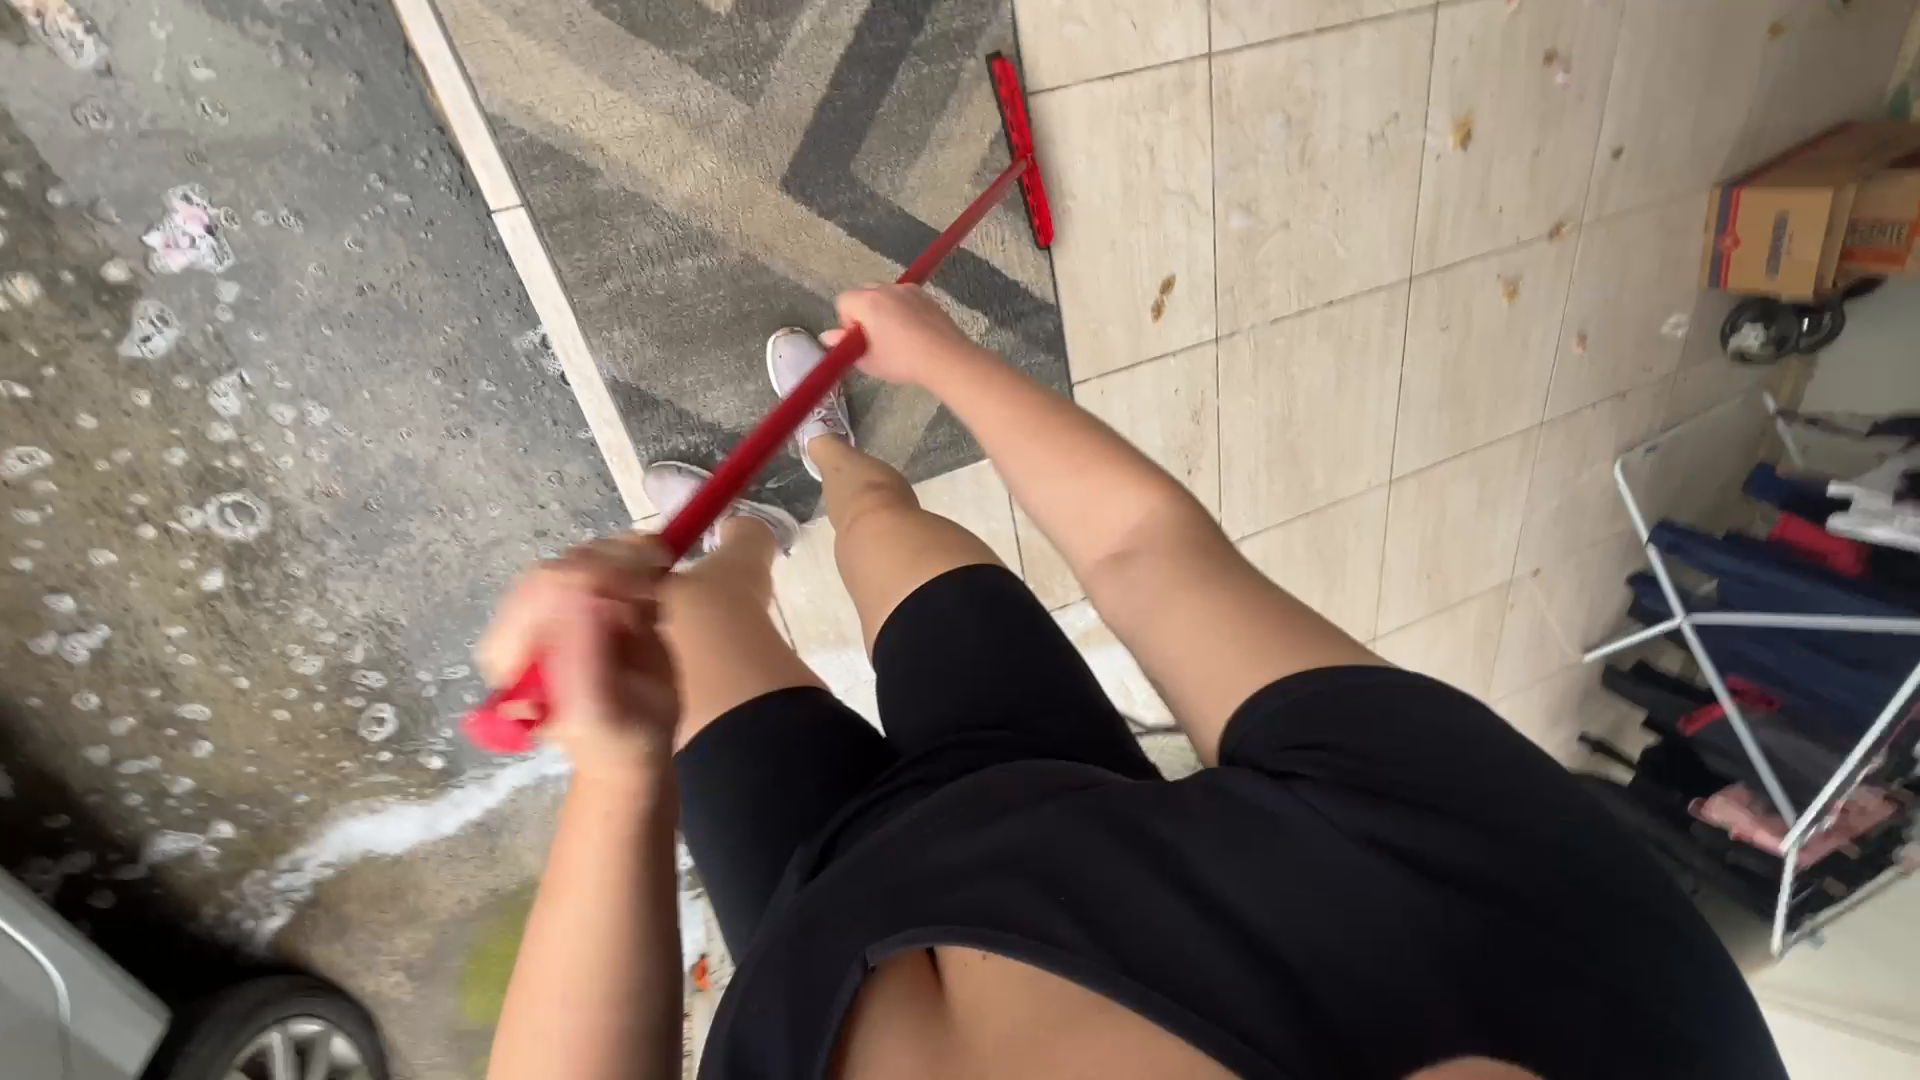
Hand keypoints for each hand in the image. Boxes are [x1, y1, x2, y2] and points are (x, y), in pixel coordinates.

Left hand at [477, 533, 679, 782]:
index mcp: (514, 649)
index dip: (593, 577)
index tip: (639, 599)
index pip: (543, 584)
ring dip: (635, 564)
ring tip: (654, 604)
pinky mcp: (596, 595)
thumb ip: (584, 656)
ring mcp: (565, 604)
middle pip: (570, 560)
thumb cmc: (618, 738)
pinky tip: (653, 597)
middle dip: (620, 569)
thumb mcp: (599, 710)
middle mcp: (532, 620)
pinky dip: (644, 562)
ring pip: (595, 551)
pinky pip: (617, 553)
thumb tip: (584, 594)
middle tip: (653, 600)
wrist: (637, 744)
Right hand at [827, 283, 979, 385]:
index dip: (847, 321)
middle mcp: (886, 288)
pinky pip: (905, 297)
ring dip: (883, 309)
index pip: (843, 300)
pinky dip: (903, 309)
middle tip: (877, 338)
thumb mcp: (869, 360)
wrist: (945, 357)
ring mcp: (908, 289)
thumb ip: (845, 346)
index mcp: (867, 302)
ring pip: (885, 293)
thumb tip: (826, 337)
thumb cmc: (903, 361)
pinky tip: (913, 331)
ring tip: (897, 336)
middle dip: (864, 311)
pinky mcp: (926, 296)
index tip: (861, 340)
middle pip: (864, 292)